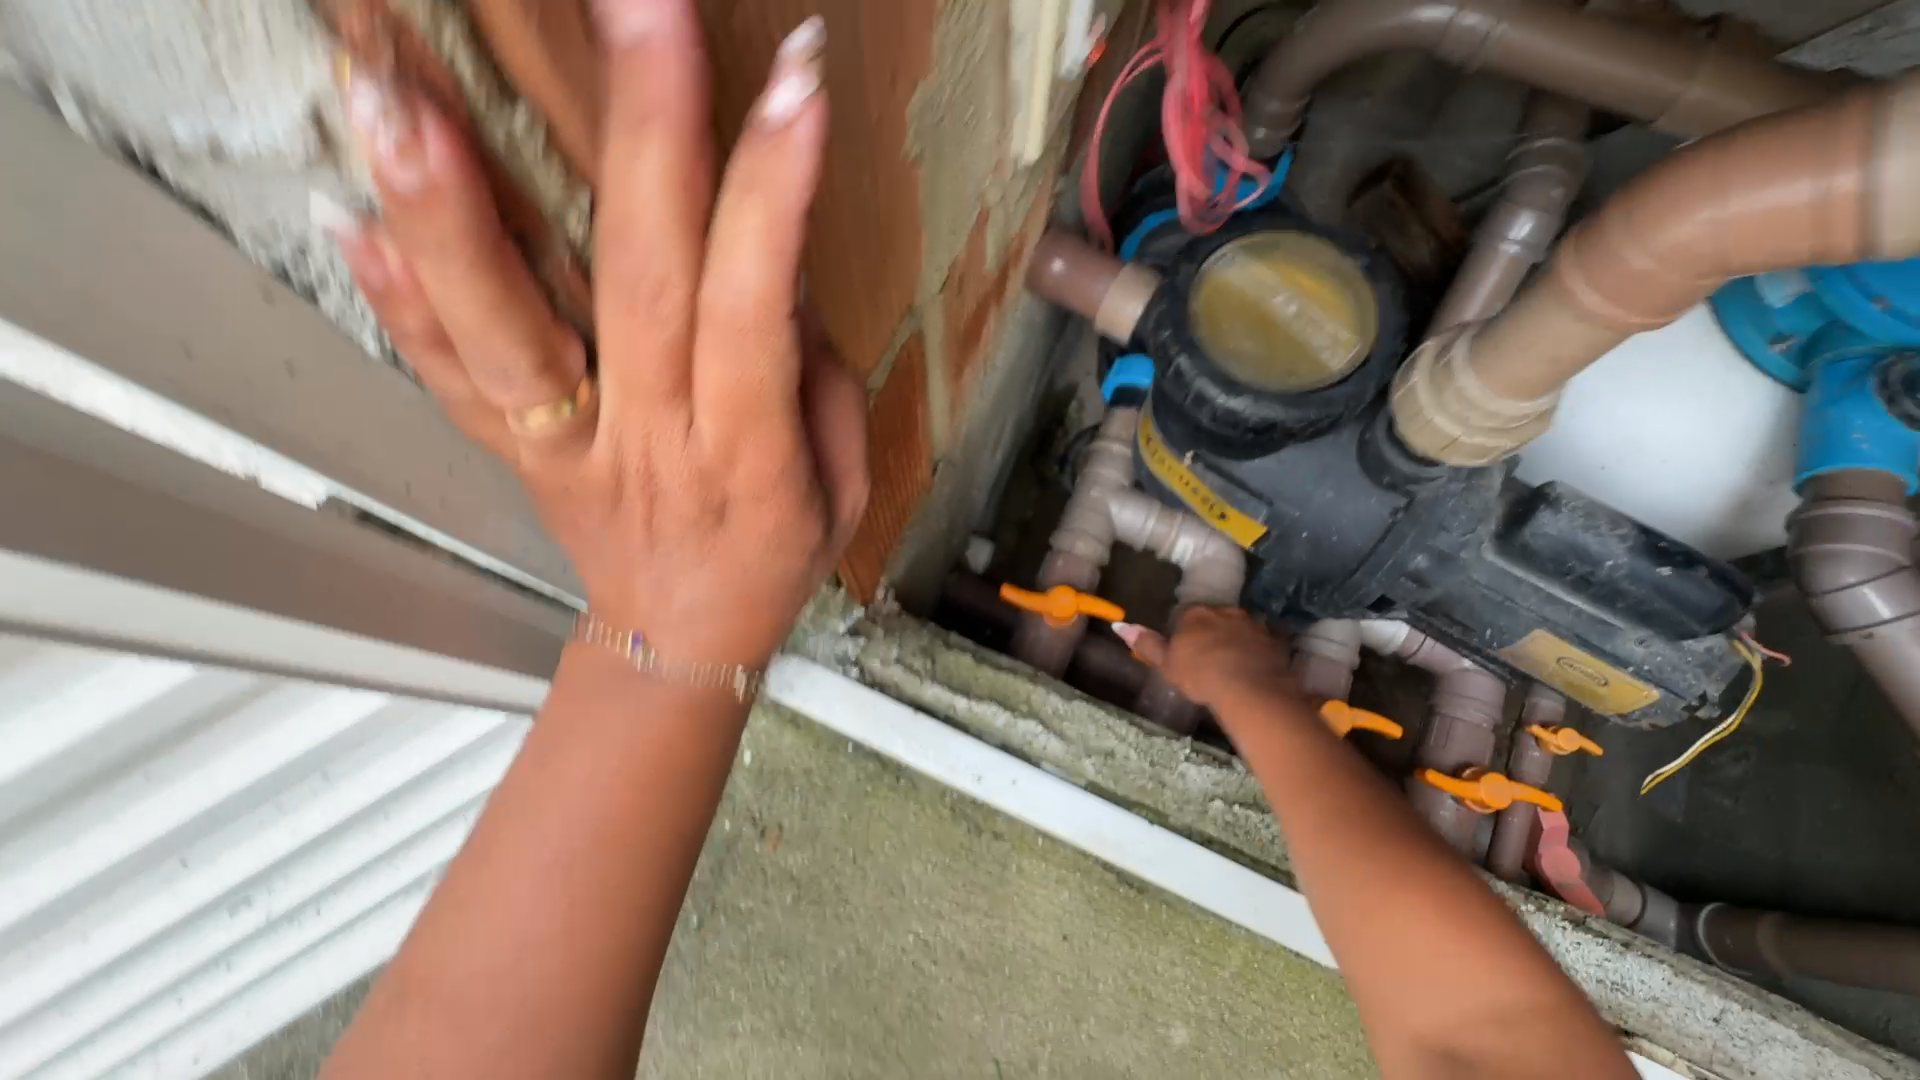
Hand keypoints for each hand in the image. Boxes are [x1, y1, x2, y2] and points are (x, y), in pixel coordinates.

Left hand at [324, 7, 866, 669]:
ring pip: (507, 329)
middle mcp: (649, 439)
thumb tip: (779, 275)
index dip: (776, 195)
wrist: (680, 638)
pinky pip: (452, 380)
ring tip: (400, 86)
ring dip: (453, 207)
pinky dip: (402, 299)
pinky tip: (350, 209)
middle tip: (642, 6)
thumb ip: (818, 384)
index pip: (754, 308)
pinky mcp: (515, 451)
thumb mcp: (838, 487)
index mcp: (745, 452)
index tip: (798, 84)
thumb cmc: (776, 561)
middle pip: (638, 282)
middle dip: (646, 134)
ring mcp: (567, 446)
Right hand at [1119, 608, 1302, 711]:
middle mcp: (1224, 611)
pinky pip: (1259, 643)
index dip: (1186, 635)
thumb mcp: (1166, 663)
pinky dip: (1255, 653)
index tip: (1186, 653)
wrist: (1250, 688)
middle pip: (1214, 620)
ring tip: (1232, 667)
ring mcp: (1252, 624)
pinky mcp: (1273, 640)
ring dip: (1234, 642)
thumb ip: (1146, 644)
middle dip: (1212, 634)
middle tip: (1208, 661)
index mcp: (1195, 613)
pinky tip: (1252, 671)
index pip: (1187, 616)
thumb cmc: (1200, 674)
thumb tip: (1119, 625)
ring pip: (1238, 629)